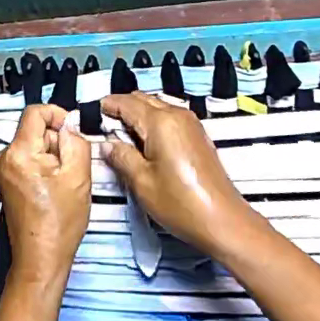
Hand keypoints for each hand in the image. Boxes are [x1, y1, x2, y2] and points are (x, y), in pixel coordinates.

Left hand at [0, 104, 90, 287]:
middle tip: (70, 168)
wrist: (41, 258)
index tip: (71, 131)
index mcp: (19, 153)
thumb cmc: (58, 224)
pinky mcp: (8, 180)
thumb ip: (76, 141)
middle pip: (36, 129)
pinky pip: (30, 159)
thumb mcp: (78, 176)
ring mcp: (4, 170)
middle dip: (57, 142)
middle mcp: (5, 158)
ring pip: (35, 145)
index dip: (58, 115)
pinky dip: (44, 167)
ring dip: (52, 156)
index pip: (36, 111)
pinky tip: (54, 188)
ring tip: (62, 182)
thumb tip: (70, 123)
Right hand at [98, 92, 263, 256]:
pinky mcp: (197, 137)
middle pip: (143, 99)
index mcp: (161, 123)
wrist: (223, 221)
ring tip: (122, 137)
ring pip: (157, 108)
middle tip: (105, 124)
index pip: (127, 102)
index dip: (108, 105)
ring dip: (139, 116)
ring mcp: (191, 126)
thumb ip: (121, 157)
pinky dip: (153, 125)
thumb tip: (109, 146)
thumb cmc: (186, 205)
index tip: (96, 110)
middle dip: (122, 108)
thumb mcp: (141, 182)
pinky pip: (169, 120)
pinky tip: (145, 145)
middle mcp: (178, 117)